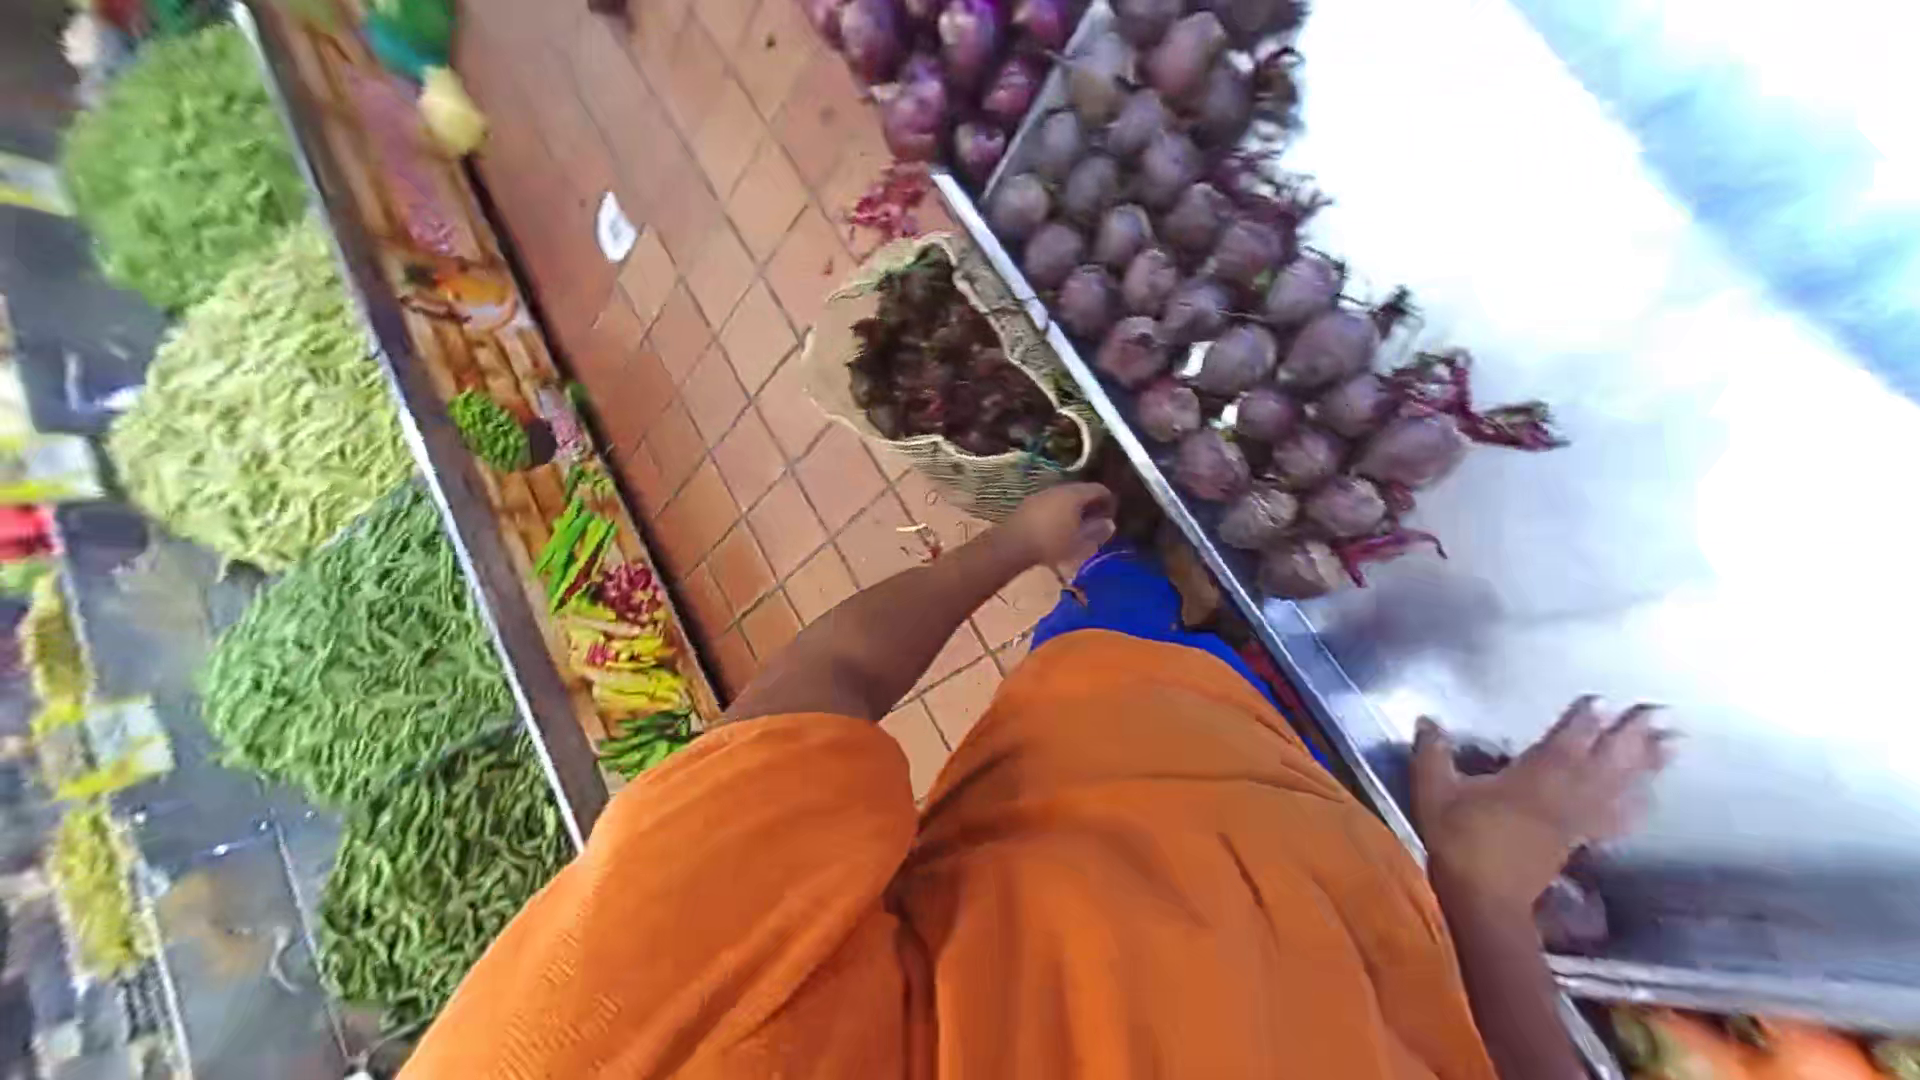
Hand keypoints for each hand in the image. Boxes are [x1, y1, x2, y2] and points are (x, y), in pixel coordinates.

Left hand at [1003, 483, 1116, 569]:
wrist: (1012, 545)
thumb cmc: (1051, 543)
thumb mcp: (1080, 542)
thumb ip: (1096, 531)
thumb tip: (1109, 523)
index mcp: (1074, 494)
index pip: (1099, 489)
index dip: (1109, 501)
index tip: (1111, 516)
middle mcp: (1058, 489)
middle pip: (1081, 491)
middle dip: (1091, 505)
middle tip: (1097, 521)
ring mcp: (1041, 495)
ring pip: (1064, 497)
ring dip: (1074, 509)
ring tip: (1078, 527)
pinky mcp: (1028, 505)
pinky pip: (1050, 504)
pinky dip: (1059, 512)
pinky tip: (1057, 528)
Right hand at [1411, 697, 1673, 911]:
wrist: (1482, 893)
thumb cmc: (1457, 835)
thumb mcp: (1433, 788)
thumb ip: (1433, 752)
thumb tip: (1428, 719)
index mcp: (1530, 782)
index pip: (1563, 745)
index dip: (1582, 722)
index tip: (1603, 700)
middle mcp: (1562, 798)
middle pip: (1604, 763)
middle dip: (1630, 737)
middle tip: (1659, 714)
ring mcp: (1576, 821)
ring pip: (1618, 788)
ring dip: (1645, 765)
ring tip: (1670, 743)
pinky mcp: (1578, 840)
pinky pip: (1616, 818)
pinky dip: (1637, 803)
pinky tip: (1648, 795)